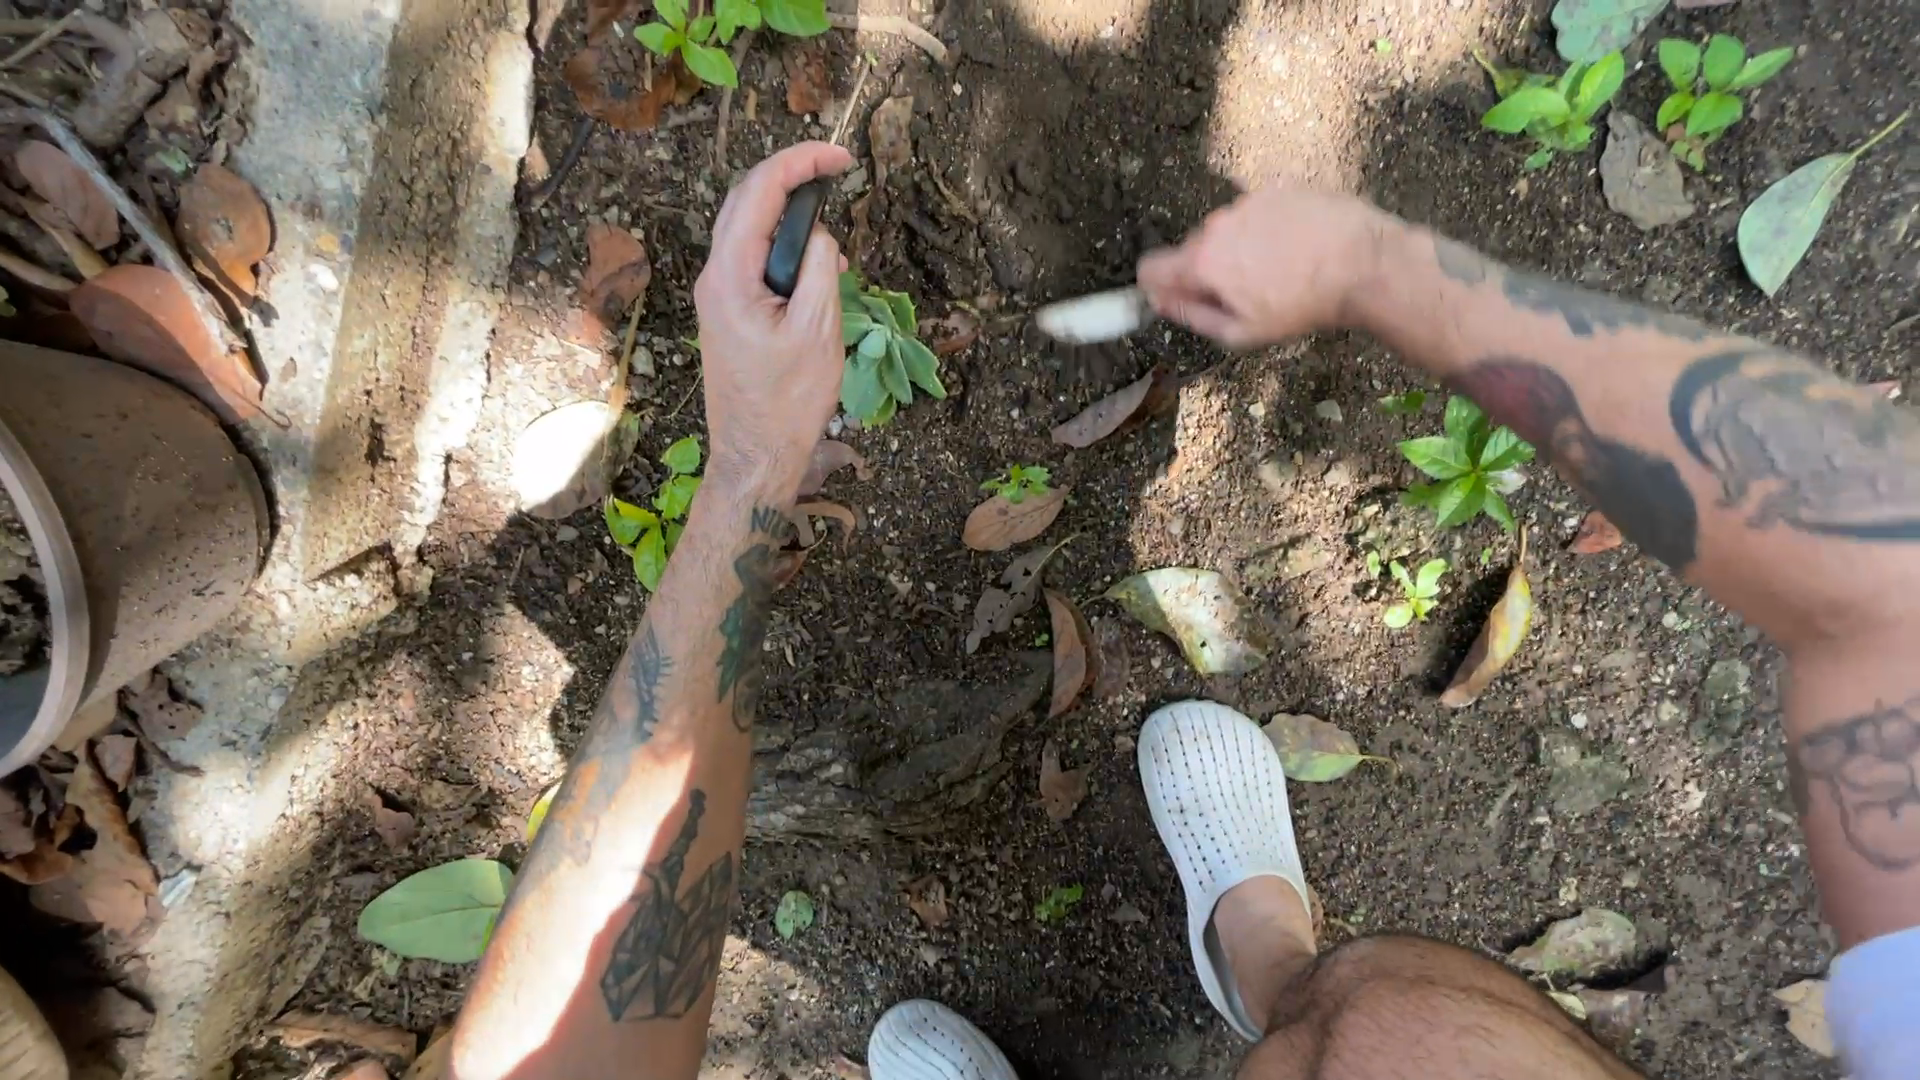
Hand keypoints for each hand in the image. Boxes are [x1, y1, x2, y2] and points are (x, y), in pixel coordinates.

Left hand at [694, 142, 852, 501]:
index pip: (760, 192)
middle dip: (792, 181)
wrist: (755, 454)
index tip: (842, 158)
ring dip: (792, 224)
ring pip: (750, 234)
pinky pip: (754, 266)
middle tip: (837, 176)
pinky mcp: (727, 315)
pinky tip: (818, 278)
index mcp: (730, 275)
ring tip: (836, 248)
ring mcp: (717, 297)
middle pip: (746, 203)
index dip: (801, 162)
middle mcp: (713, 278)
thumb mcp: (818, 331)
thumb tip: (819, 233)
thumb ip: (820, 268)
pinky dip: (785, 258)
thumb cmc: (789, 401)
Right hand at [1136, 190, 1397, 348]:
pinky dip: (1264, 229)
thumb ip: (1190, 316)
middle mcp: (1217, 224)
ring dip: (1237, 248)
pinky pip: (1255, 212)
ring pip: (1224, 229)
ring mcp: (1248, 202)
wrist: (1364, 265)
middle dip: (1205, 269)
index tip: (1174, 296)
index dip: (1155, 285)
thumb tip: (1160, 303)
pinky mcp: (1278, 188)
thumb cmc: (1301, 306)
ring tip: (1276, 268)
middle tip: (1242, 291)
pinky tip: (1293, 247)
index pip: (1151, 268)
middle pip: (1191, 249)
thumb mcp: (1240, 332)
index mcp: (1203, 262)